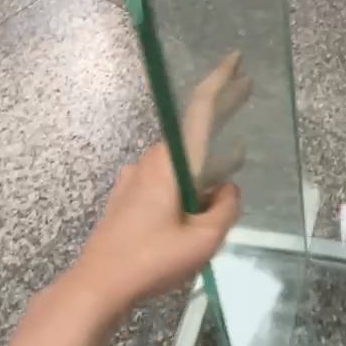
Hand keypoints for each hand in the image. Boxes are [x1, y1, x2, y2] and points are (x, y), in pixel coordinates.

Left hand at [61, 54, 250, 319]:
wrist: (96, 288)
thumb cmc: (151, 261)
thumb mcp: (205, 239)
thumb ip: (226, 208)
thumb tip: (228, 190)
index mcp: (174, 163)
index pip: (201, 109)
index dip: (221, 81)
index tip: (236, 58)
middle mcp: (155, 161)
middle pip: (195, 128)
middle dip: (224, 109)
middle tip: (248, 89)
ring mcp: (139, 178)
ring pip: (184, 159)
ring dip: (210, 157)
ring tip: (238, 157)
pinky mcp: (130, 197)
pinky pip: (168, 177)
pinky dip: (190, 180)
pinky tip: (202, 199)